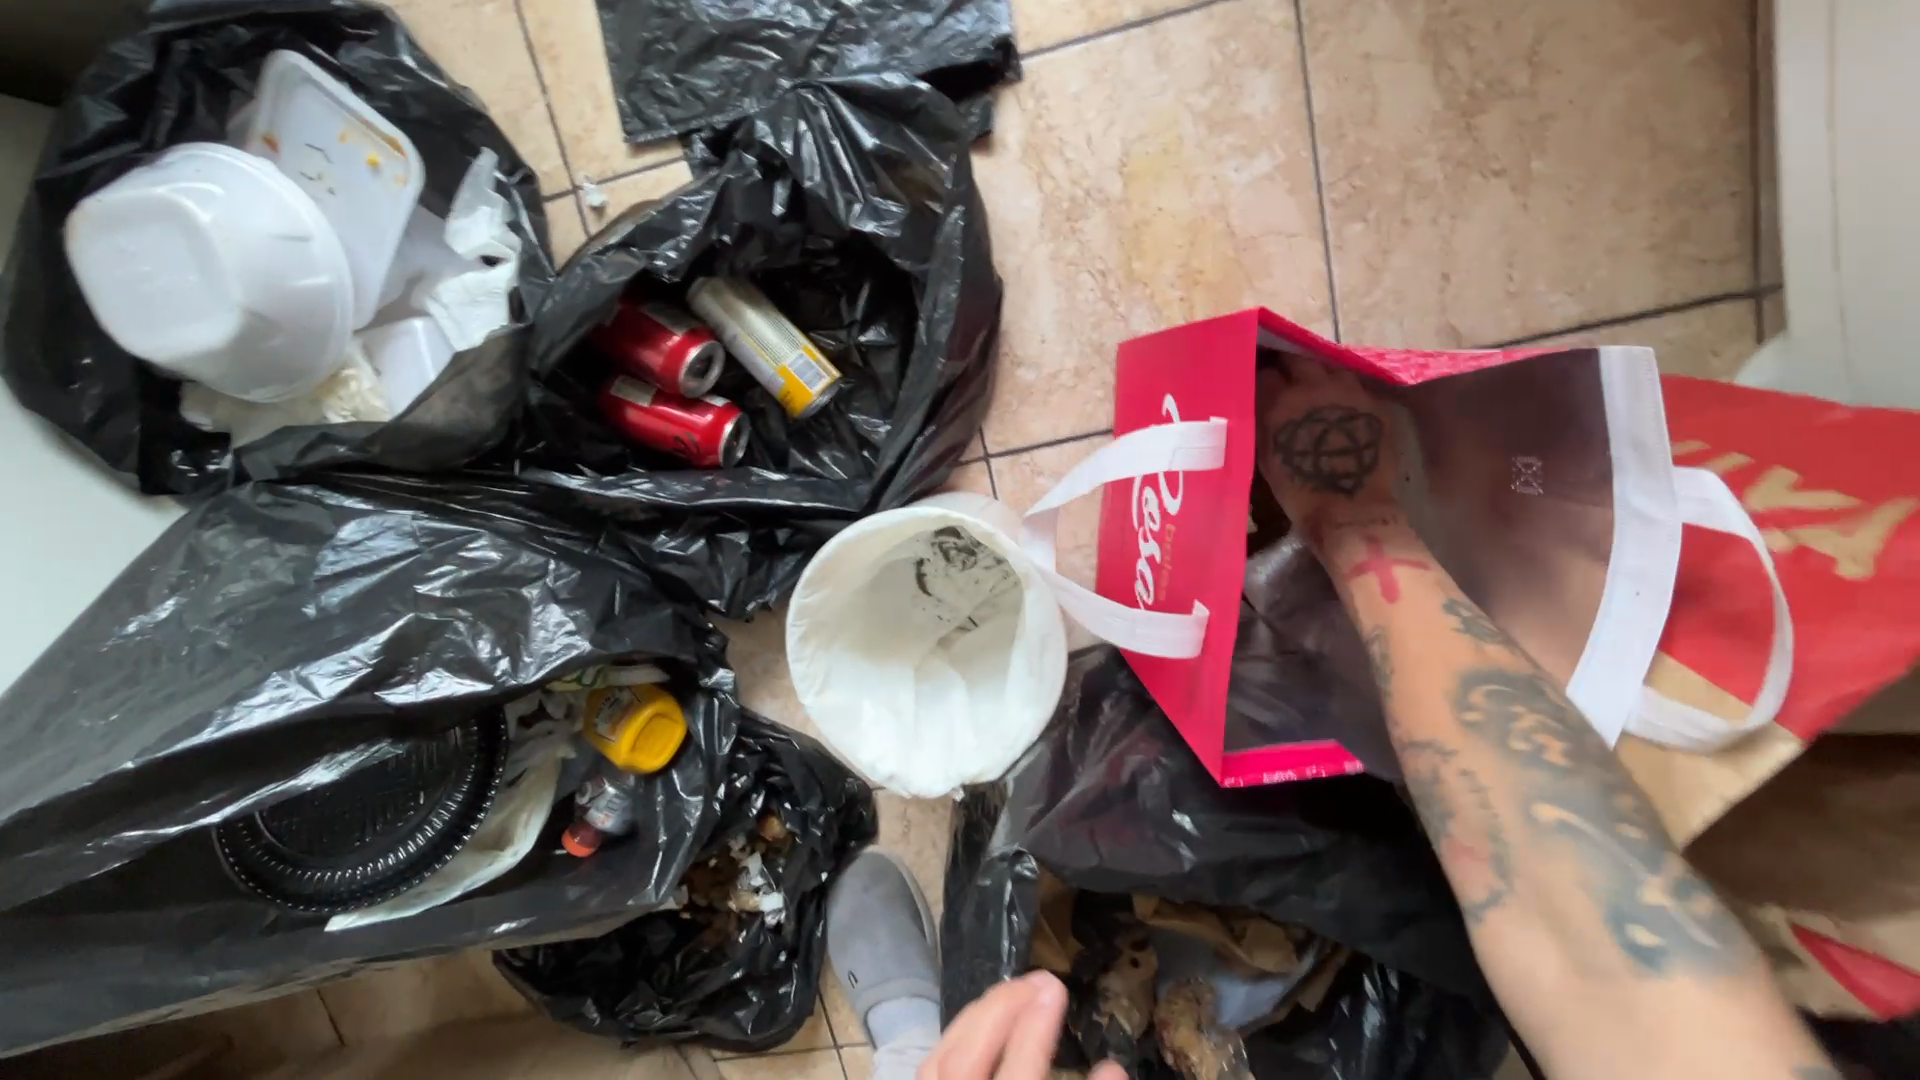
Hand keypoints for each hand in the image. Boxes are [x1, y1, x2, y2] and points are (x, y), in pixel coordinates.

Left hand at [920, 971, 1124, 1079]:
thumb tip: (1113, 1067)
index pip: (1016, 1075)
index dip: (1034, 1031)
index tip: (1056, 986)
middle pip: (966, 1058)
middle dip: (1003, 1009)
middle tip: (1042, 979)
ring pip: (941, 1058)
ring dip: (979, 1016)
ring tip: (1016, 991)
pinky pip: (931, 1067)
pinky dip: (957, 1037)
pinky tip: (981, 1023)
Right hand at [1256, 356, 1403, 548]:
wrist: (1352, 508)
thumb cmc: (1299, 491)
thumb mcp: (1265, 457)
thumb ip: (1262, 424)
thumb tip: (1258, 407)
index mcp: (1280, 403)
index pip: (1264, 373)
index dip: (1260, 377)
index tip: (1258, 384)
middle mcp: (1313, 388)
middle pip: (1296, 358)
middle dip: (1287, 364)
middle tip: (1282, 374)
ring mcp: (1347, 392)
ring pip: (1328, 365)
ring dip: (1317, 371)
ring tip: (1311, 383)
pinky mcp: (1373, 402)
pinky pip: (1353, 383)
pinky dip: (1341, 387)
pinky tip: (1337, 400)